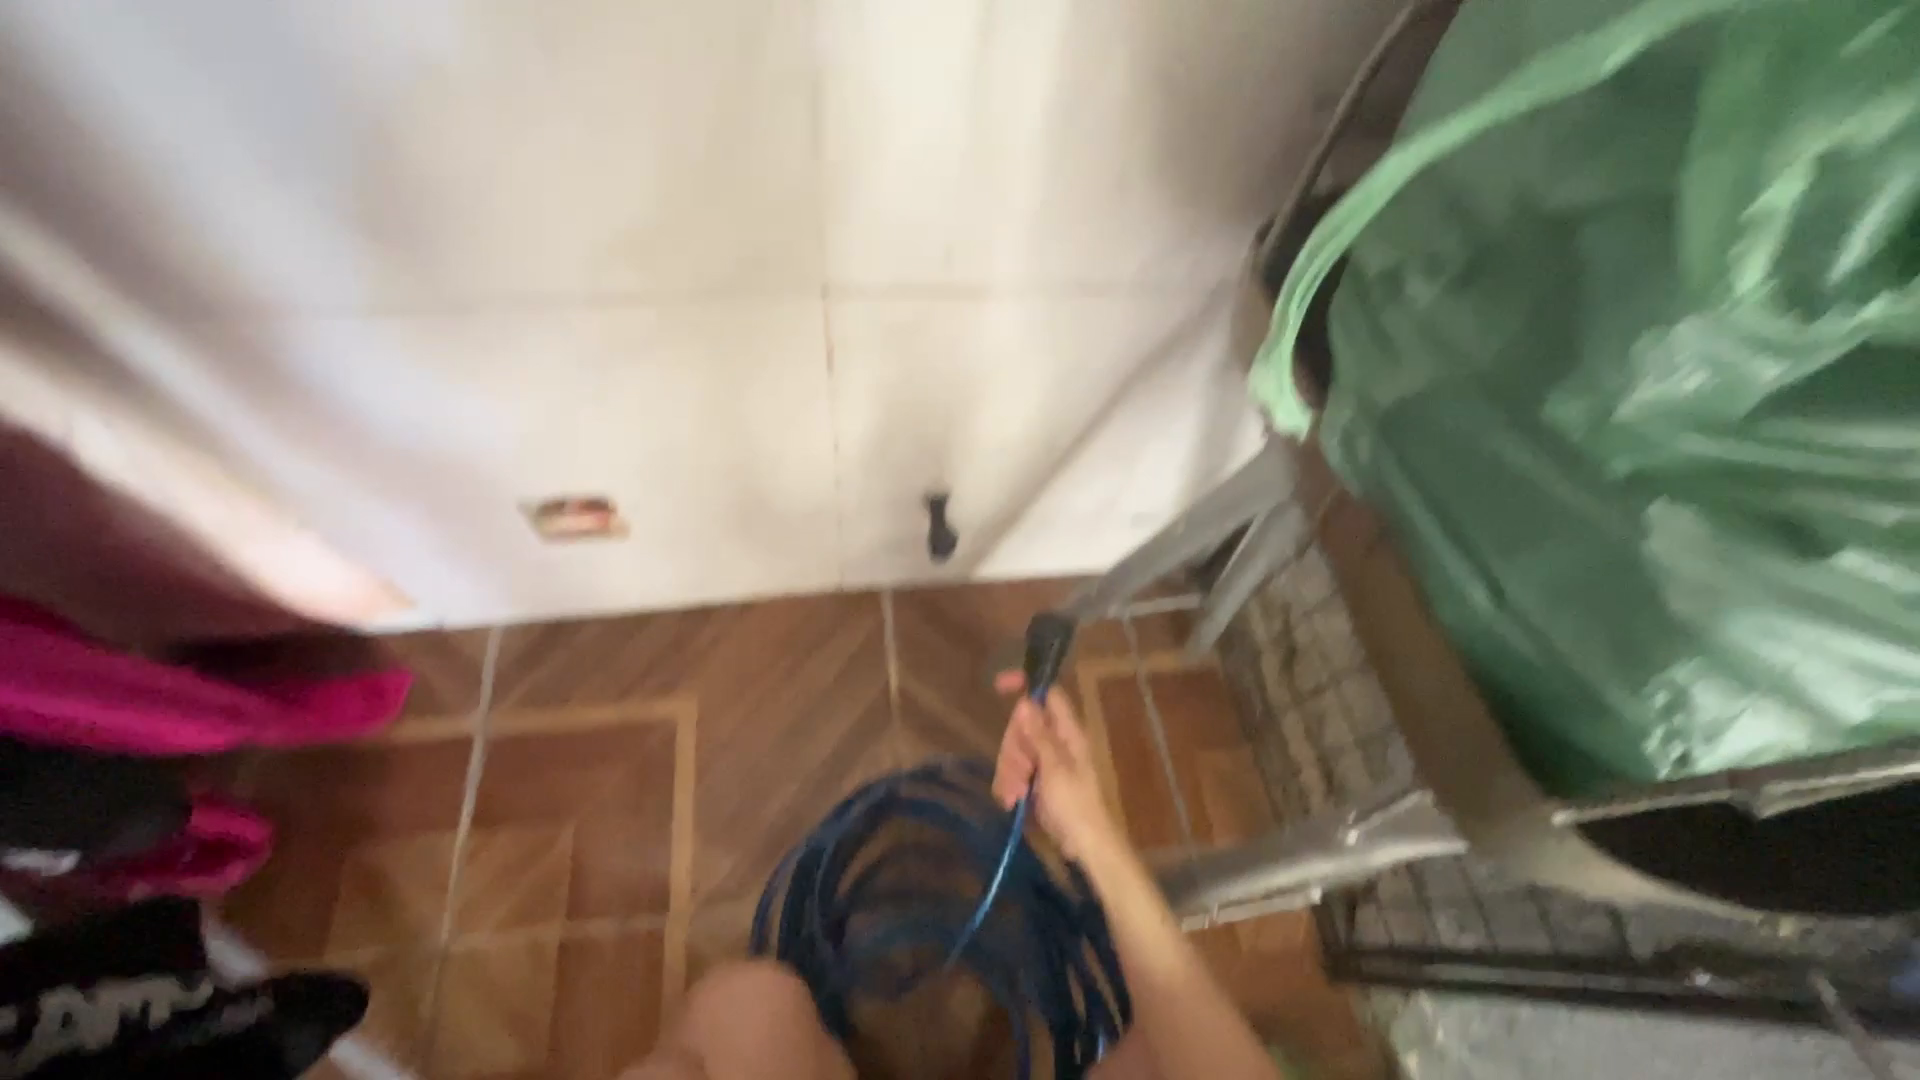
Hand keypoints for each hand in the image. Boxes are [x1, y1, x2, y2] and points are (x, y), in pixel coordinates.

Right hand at [990, 671, 1125, 866]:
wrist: (1084, 847)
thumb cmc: (1076, 806)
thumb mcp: (1055, 769)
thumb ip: (1039, 736)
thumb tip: (1026, 702)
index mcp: (1067, 733)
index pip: (1048, 695)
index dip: (1026, 686)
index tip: (999, 687)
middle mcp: (1055, 742)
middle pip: (1022, 725)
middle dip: (1013, 748)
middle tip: (1020, 772)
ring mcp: (1044, 761)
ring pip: (1014, 749)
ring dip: (1009, 772)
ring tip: (1015, 796)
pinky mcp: (1034, 780)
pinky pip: (1012, 771)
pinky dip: (1009, 785)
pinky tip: (1012, 802)